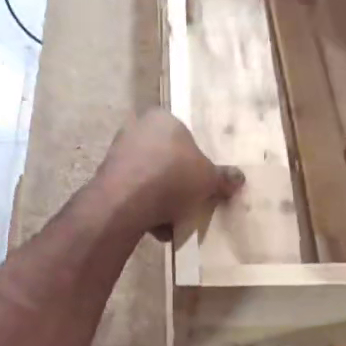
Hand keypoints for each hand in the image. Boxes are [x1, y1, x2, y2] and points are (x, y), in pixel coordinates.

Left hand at [94, 111, 243, 239]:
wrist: (125, 203)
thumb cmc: (173, 177)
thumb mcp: (209, 179)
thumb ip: (224, 178)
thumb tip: (239, 178)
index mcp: (161, 118)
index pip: (183, 133)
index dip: (195, 158)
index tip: (202, 179)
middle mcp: (136, 129)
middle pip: (166, 158)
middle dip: (178, 181)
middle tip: (191, 200)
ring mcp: (117, 153)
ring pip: (149, 178)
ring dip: (162, 199)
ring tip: (175, 219)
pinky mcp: (105, 179)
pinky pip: (134, 193)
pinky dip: (145, 208)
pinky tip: (156, 227)